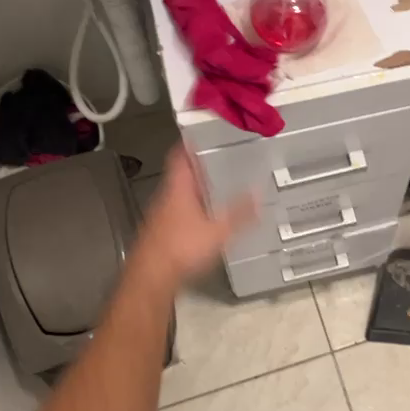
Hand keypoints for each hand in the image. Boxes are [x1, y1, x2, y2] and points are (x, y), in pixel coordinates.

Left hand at [128, 147, 257, 285]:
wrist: (150, 278)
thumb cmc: (182, 248)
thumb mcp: (218, 231)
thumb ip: (239, 213)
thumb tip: (259, 192)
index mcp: (178, 187)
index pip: (181, 154)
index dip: (192, 141)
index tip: (208, 132)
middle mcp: (166, 195)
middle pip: (183, 173)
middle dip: (202, 166)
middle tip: (225, 158)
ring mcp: (161, 214)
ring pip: (181, 192)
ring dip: (198, 187)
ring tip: (223, 184)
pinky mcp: (161, 231)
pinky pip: (180, 209)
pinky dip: (194, 206)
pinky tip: (208, 215)